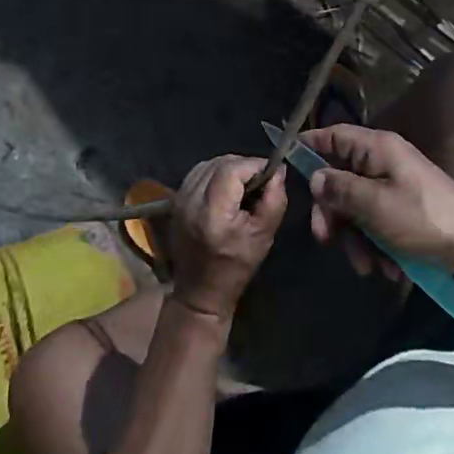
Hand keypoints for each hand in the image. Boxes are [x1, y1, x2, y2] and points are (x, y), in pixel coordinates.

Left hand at [168, 155, 287, 318]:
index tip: (270, 173)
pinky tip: (226, 187)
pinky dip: (214, 173)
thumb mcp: (264, 235)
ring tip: (244, 183)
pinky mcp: (176, 200)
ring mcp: (180, 199)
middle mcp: (191, 200)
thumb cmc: (237, 266)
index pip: (232, 169)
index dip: (254, 165)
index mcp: (212, 212)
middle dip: (243, 165)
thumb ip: (275, 199)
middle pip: (220, 163)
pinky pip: (198, 173)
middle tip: (260, 180)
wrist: (201, 290)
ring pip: (208, 165)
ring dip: (229, 168)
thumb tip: (277, 170)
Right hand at [300, 125, 453, 269]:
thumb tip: (315, 177)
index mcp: (376, 148)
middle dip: (333, 214)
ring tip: (368, 266)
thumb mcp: (374, 205)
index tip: (287, 164)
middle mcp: (383, 161)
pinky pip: (375, 222)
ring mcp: (394, 185)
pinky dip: (376, 245)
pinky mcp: (403, 209)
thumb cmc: (424, 218)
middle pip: (339, 178)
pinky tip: (387, 268)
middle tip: (326, 240)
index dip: (308, 146)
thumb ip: (339, 188)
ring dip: (355, 238)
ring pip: (355, 206)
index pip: (332, 135)